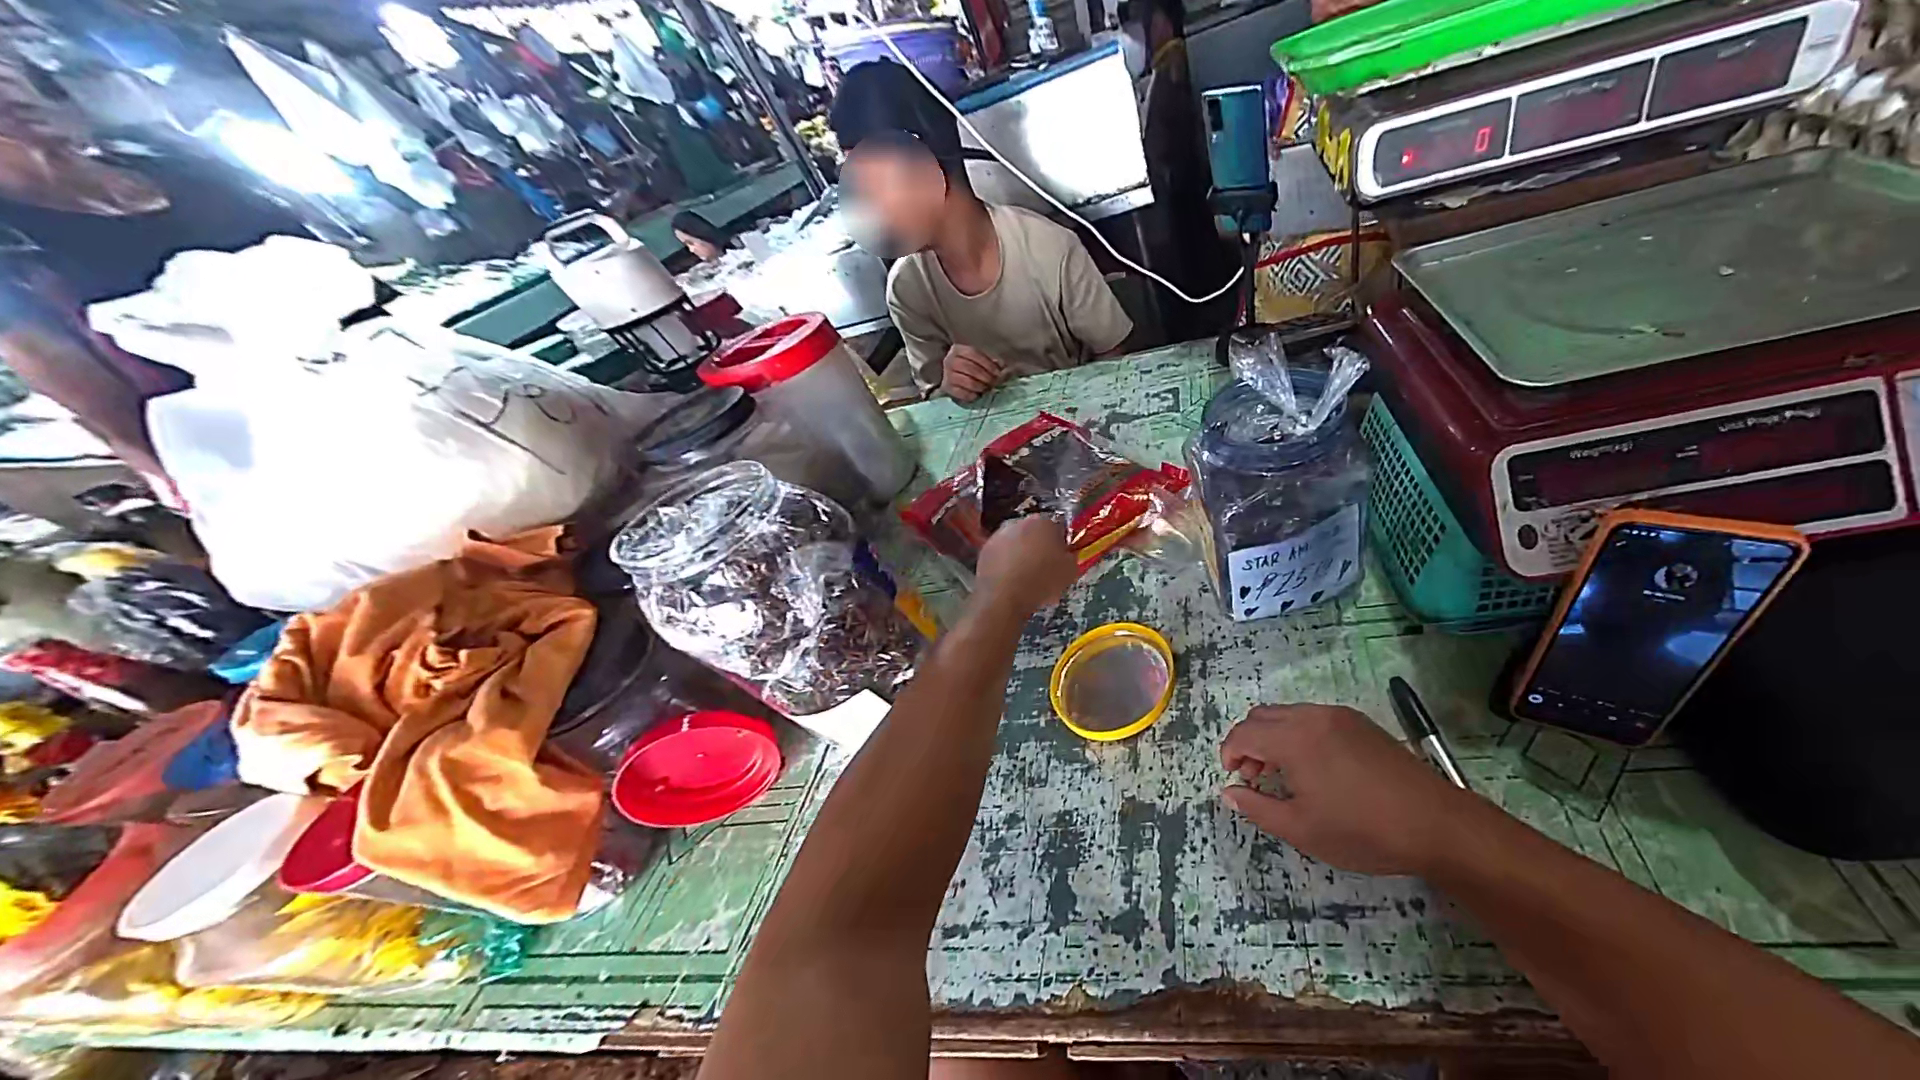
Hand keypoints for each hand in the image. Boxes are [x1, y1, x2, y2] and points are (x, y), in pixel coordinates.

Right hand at [940, 345, 1003, 402]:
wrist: (944, 374)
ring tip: (987, 388)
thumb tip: (1003, 367)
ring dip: (981, 386)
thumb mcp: (974, 358)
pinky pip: (962, 394)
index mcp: (958, 350)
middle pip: (972, 369)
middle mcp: (950, 361)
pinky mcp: (946, 388)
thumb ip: (988, 360)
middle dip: (986, 377)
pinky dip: (972, 395)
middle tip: (994, 382)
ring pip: (968, 382)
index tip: (998, 372)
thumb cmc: (964, 365)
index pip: (975, 355)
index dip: (989, 364)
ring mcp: (947, 375)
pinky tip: (978, 394)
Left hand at [973, 516, 1076, 618]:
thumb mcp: (1070, 571)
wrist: (1003, 597)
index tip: (1061, 559)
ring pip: (1015, 544)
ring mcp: (998, 536)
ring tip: (1026, 578)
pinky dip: (1006, 564)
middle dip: (1039, 547)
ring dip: (1021, 555)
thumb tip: (1066, 554)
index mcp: (1042, 522)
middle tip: (1045, 569)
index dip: (1060, 544)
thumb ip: (1071, 557)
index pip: (1057, 528)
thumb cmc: (1042, 581)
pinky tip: (1011, 581)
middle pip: (1033, 533)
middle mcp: (1018, 522)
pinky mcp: (984, 551)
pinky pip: (1001, 556)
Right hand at [1220, 704, 1476, 876]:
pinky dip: (1298, 734)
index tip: (1234, 779)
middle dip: (1248, 743)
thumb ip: (1257, 808)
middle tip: (1254, 777)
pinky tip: (1314, 767)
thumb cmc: (1364, 831)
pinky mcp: (1361, 723)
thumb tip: (1230, 792)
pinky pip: (1313, 718)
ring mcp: (1339, 717)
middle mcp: (1312, 717)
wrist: (1439, 826)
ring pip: (1287, 715)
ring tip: (1284, 775)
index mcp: (1293, 739)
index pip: (1243, 733)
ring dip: (1273, 737)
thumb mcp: (1301, 829)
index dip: (1229, 754)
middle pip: (1261, 716)